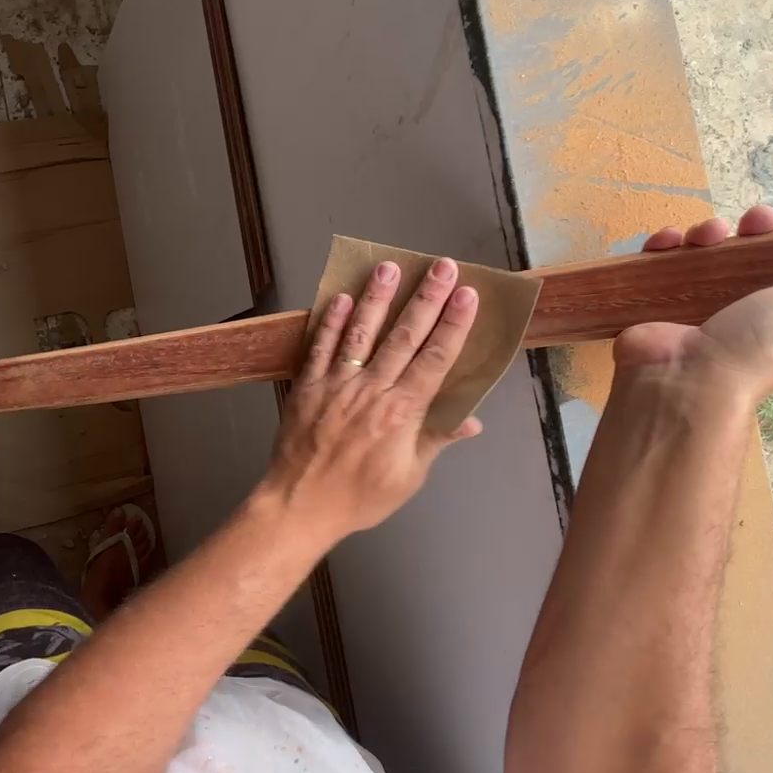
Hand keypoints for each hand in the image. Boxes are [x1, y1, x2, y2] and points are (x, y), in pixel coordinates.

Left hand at [260, 258, 482, 541]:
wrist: (301, 505)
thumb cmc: (359, 498)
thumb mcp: (409, 476)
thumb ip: (435, 440)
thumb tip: (471, 421)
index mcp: (401, 412)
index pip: (435, 359)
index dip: (453, 324)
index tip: (467, 294)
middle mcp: (370, 390)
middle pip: (403, 336)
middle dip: (425, 299)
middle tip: (440, 266)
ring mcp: (336, 384)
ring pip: (361, 333)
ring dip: (376, 298)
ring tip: (389, 266)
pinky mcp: (307, 387)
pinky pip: (320, 348)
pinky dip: (331, 322)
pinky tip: (342, 297)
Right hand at [620, 206, 772, 399]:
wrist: (683, 378)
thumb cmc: (759, 345)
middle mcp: (740, 310)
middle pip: (744, 255)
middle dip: (744, 232)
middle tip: (742, 227)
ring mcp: (693, 308)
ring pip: (700, 256)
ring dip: (701, 235)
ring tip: (699, 237)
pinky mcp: (655, 304)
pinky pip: (658, 267)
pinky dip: (660, 250)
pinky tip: (663, 245)